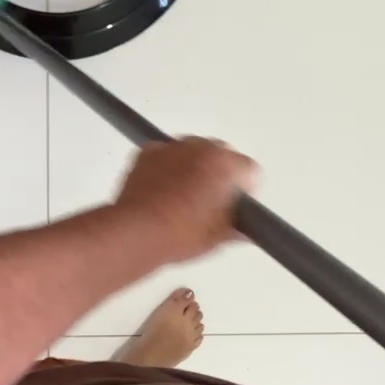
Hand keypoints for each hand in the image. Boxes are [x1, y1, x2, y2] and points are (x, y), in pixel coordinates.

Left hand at [112, 137, 258, 262]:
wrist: (134, 233)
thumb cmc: (177, 235)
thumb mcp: (217, 238)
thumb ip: (237, 228)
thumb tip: (243, 231)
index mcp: (225, 165)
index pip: (250, 171)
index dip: (244, 191)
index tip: (236, 206)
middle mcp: (201, 147)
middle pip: (222, 155)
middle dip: (219, 175)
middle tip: (208, 204)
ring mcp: (172, 147)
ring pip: (193, 152)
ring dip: (193, 168)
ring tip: (181, 199)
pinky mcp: (148, 152)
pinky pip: (166, 155)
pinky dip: (167, 168)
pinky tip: (161, 192)